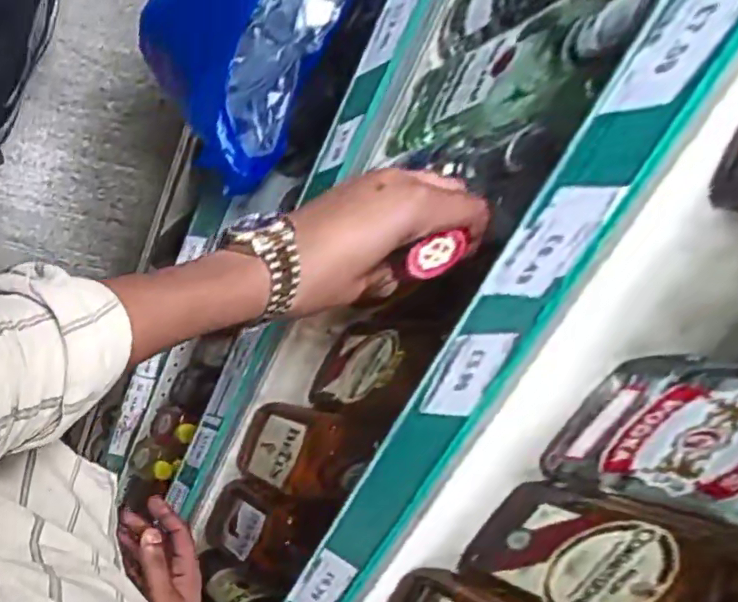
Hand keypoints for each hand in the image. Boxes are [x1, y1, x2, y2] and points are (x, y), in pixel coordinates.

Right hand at [117, 495, 202, 601]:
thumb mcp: (163, 596)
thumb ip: (155, 565)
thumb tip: (150, 533)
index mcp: (187, 572)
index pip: (179, 535)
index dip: (167, 516)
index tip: (152, 501)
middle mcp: (177, 574)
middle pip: (162, 542)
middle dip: (146, 526)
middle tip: (125, 514)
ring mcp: (164, 584)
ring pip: (150, 554)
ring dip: (136, 539)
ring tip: (118, 527)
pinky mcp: (150, 594)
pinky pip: (140, 568)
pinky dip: (131, 556)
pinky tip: (120, 549)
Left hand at [283, 168, 489, 315]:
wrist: (264, 266)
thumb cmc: (317, 280)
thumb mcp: (363, 285)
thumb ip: (394, 271)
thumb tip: (398, 268)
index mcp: (412, 205)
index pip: (467, 209)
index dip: (473, 233)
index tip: (462, 255)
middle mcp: (399, 182)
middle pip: (449, 190)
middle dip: (453, 217)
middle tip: (436, 253)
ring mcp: (372, 180)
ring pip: (421, 184)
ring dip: (426, 208)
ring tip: (409, 247)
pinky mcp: (349, 186)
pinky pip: (393, 188)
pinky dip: (401, 205)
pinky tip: (383, 236)